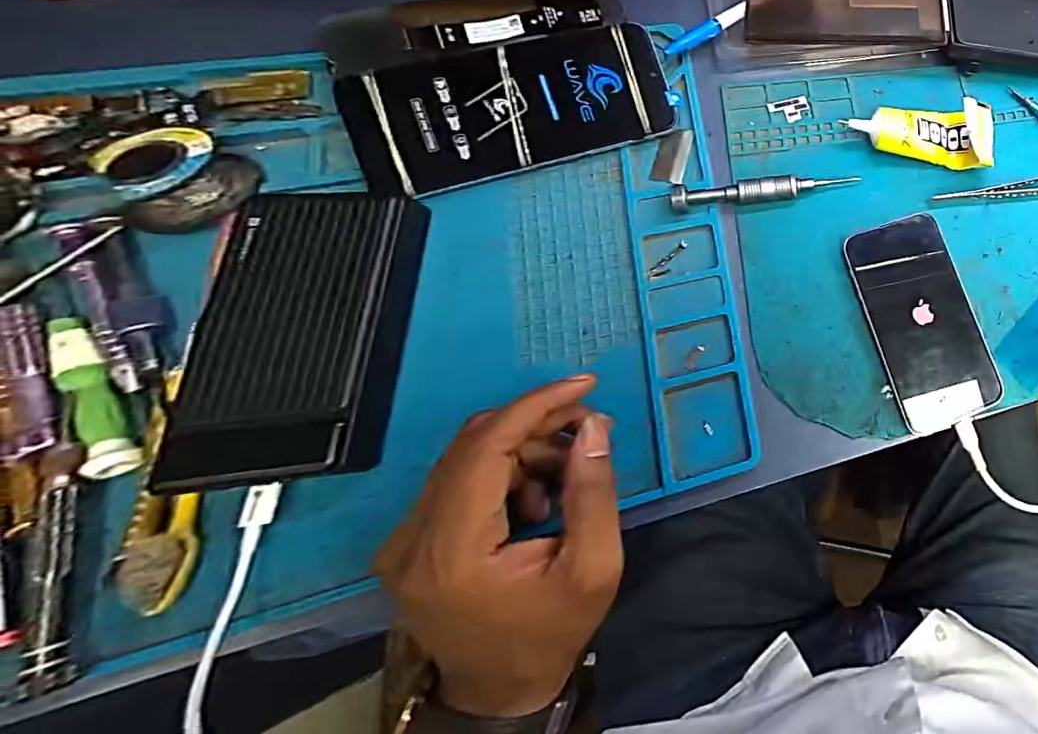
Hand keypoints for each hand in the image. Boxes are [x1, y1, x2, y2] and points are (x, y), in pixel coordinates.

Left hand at [375, 376, 621, 717]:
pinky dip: (507, 468)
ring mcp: (404, 542)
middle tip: (590, 428)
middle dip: (538, 422)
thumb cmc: (551, 630)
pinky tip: (538, 496)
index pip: (485, 448)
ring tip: (569, 473)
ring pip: (467, 455)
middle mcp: (411, 541)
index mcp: (452, 551)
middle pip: (473, 444)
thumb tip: (594, 426)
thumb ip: (593, 491)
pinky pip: (460, 477)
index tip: (585, 386)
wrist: (500, 689)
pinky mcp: (412, 542)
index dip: (537, 405)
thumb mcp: (594, 564)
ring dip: (526, 446)